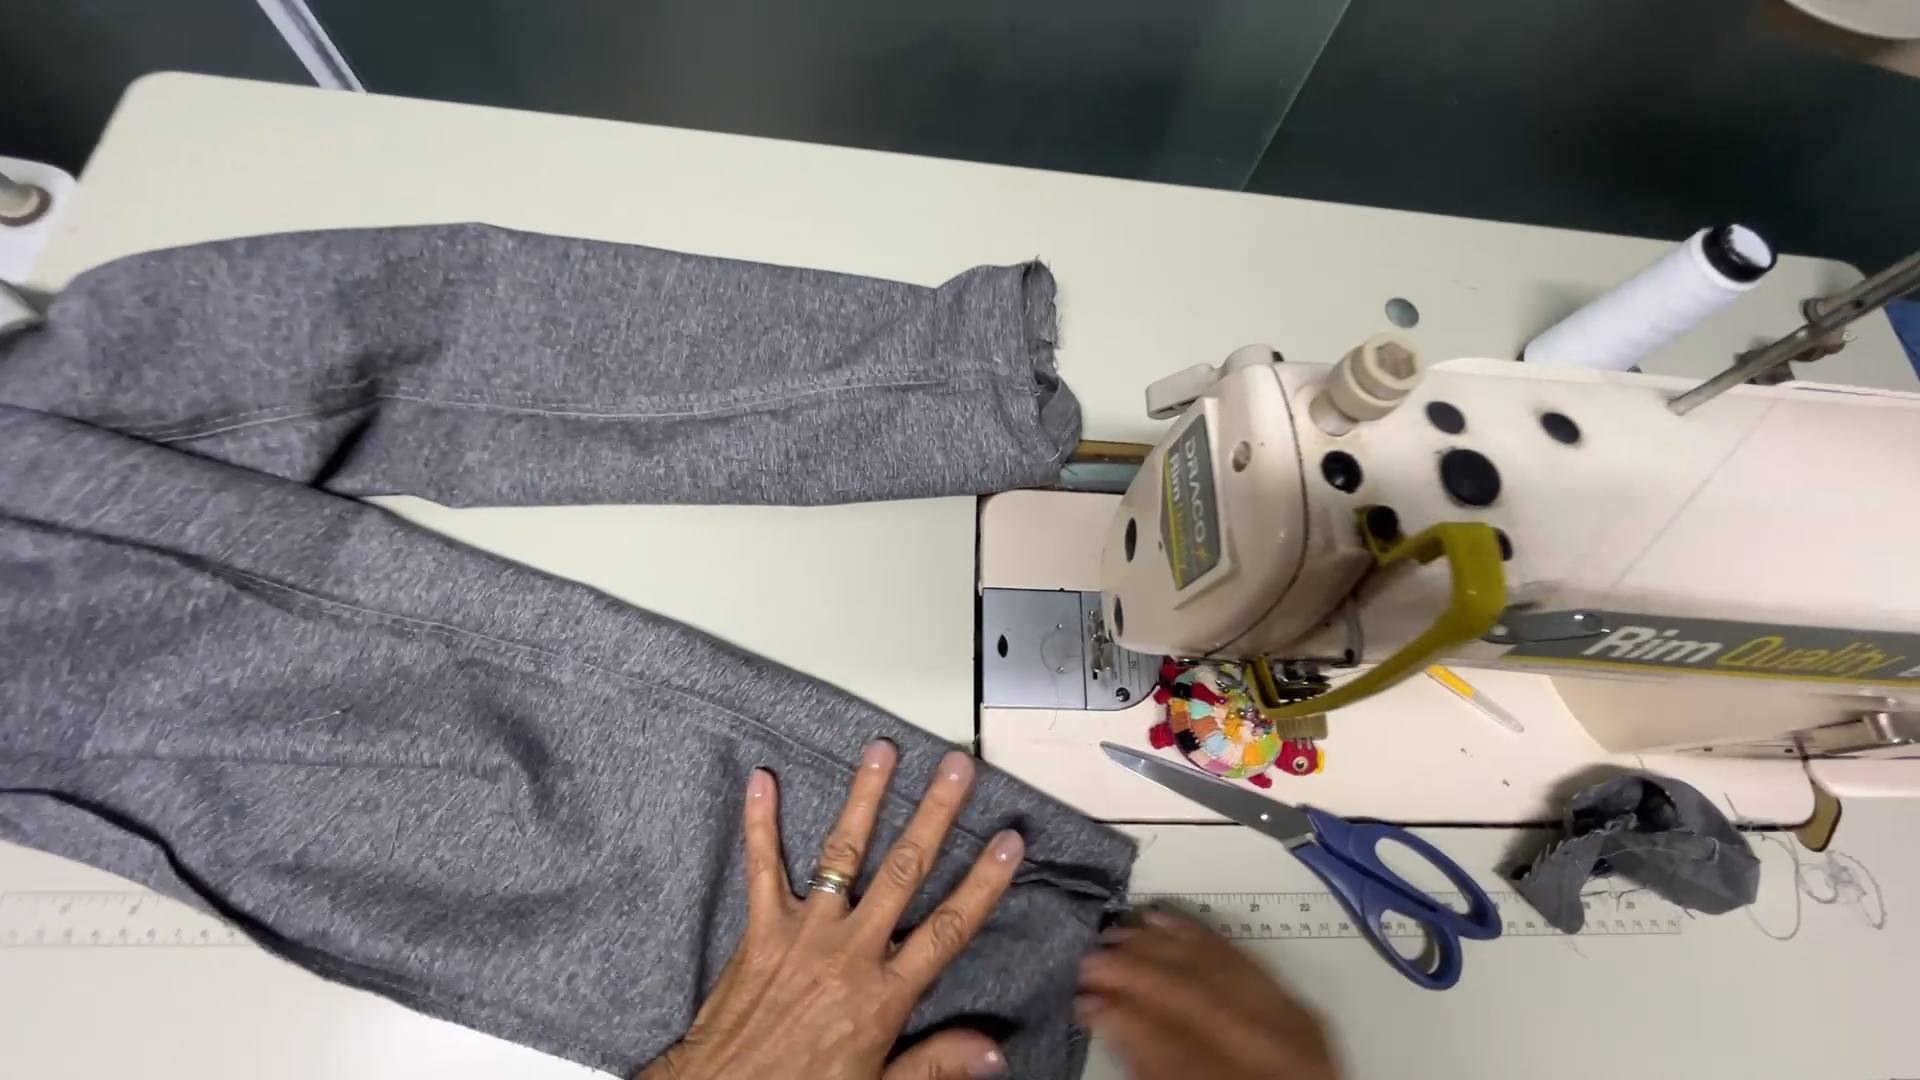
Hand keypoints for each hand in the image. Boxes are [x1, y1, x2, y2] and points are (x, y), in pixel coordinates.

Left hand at [639, 741, 1022, 1079]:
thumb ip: (936, 1065)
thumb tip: (994, 1051)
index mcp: (882, 992)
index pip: (948, 928)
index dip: (982, 884)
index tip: (1008, 843)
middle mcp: (849, 950)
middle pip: (904, 870)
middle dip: (934, 815)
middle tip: (956, 769)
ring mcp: (804, 931)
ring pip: (843, 852)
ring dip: (864, 797)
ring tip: (882, 750)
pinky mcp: (762, 927)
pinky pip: (762, 866)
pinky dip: (760, 822)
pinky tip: (762, 779)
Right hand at [1077, 909, 1337, 1079]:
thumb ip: (1149, 1062)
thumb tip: (1101, 1011)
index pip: (1172, 1041)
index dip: (1119, 1015)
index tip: (1082, 997)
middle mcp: (1277, 1053)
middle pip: (1193, 992)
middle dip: (1132, 969)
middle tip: (1088, 959)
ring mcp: (1293, 1024)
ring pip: (1213, 965)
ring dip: (1156, 944)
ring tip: (1114, 934)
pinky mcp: (1297, 1005)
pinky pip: (1241, 958)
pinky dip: (1196, 935)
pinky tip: (1160, 918)